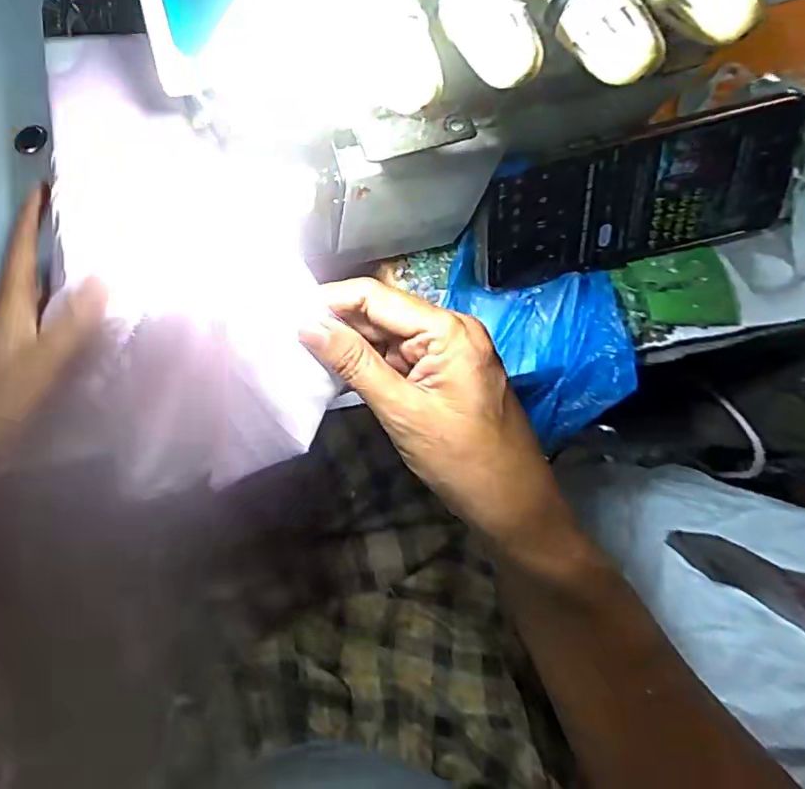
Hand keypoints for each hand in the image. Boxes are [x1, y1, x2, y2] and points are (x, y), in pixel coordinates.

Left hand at [0, 185, 106, 456]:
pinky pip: (44, 318)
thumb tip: (103, 276)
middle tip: (83, 215)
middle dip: (49, 237)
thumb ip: (71, 325)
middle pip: (29, 265)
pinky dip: (64, 306)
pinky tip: (84, 316)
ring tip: (94, 255)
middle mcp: (9, 314)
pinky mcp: (17, 359)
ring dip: (59, 271)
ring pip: (38, 293)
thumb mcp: (39, 365)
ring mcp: (11, 338)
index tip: (45, 184)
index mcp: (10, 306)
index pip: (20, 250)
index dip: (31, 216)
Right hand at [300, 278, 568, 545]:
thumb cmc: (464, 461)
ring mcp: (445, 350)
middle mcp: (448, 329)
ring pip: (382, 333)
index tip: (289, 311)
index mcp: (447, 330)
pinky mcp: (438, 370)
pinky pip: (393, 354)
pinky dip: (364, 361)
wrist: (515, 508)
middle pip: (378, 311)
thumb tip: (307, 326)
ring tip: (302, 348)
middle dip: (335, 321)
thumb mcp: (401, 410)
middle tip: (289, 332)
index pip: (376, 296)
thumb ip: (353, 362)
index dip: (330, 300)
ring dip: (346, 343)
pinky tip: (333, 367)